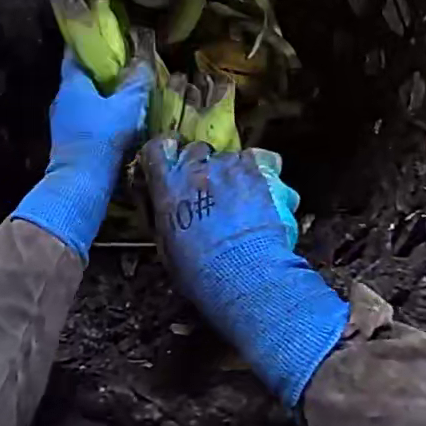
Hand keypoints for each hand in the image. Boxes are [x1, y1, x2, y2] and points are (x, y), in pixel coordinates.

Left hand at [12, 52, 152, 259]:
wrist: (80, 182)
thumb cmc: (101, 137)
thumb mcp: (126, 107)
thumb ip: (136, 83)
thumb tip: (143, 61)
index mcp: (71, 84)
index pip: (74, 53)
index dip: (89, 43)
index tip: (106, 38)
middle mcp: (62, 99)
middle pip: (80, 76)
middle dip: (100, 71)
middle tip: (123, 66)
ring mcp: (62, 121)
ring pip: (82, 99)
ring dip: (100, 95)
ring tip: (124, 92)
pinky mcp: (67, 140)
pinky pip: (84, 118)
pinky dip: (98, 114)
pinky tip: (116, 119)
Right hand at [142, 137, 347, 406]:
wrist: (245, 276)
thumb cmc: (199, 272)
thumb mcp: (166, 244)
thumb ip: (165, 213)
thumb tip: (166, 205)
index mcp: (168, 184)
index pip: (157, 148)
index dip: (165, 152)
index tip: (172, 162)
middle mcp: (197, 167)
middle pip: (197, 149)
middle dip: (203, 167)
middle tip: (211, 191)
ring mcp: (231, 165)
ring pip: (232, 157)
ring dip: (235, 173)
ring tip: (246, 200)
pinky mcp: (262, 171)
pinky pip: (265, 159)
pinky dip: (266, 173)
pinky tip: (268, 193)